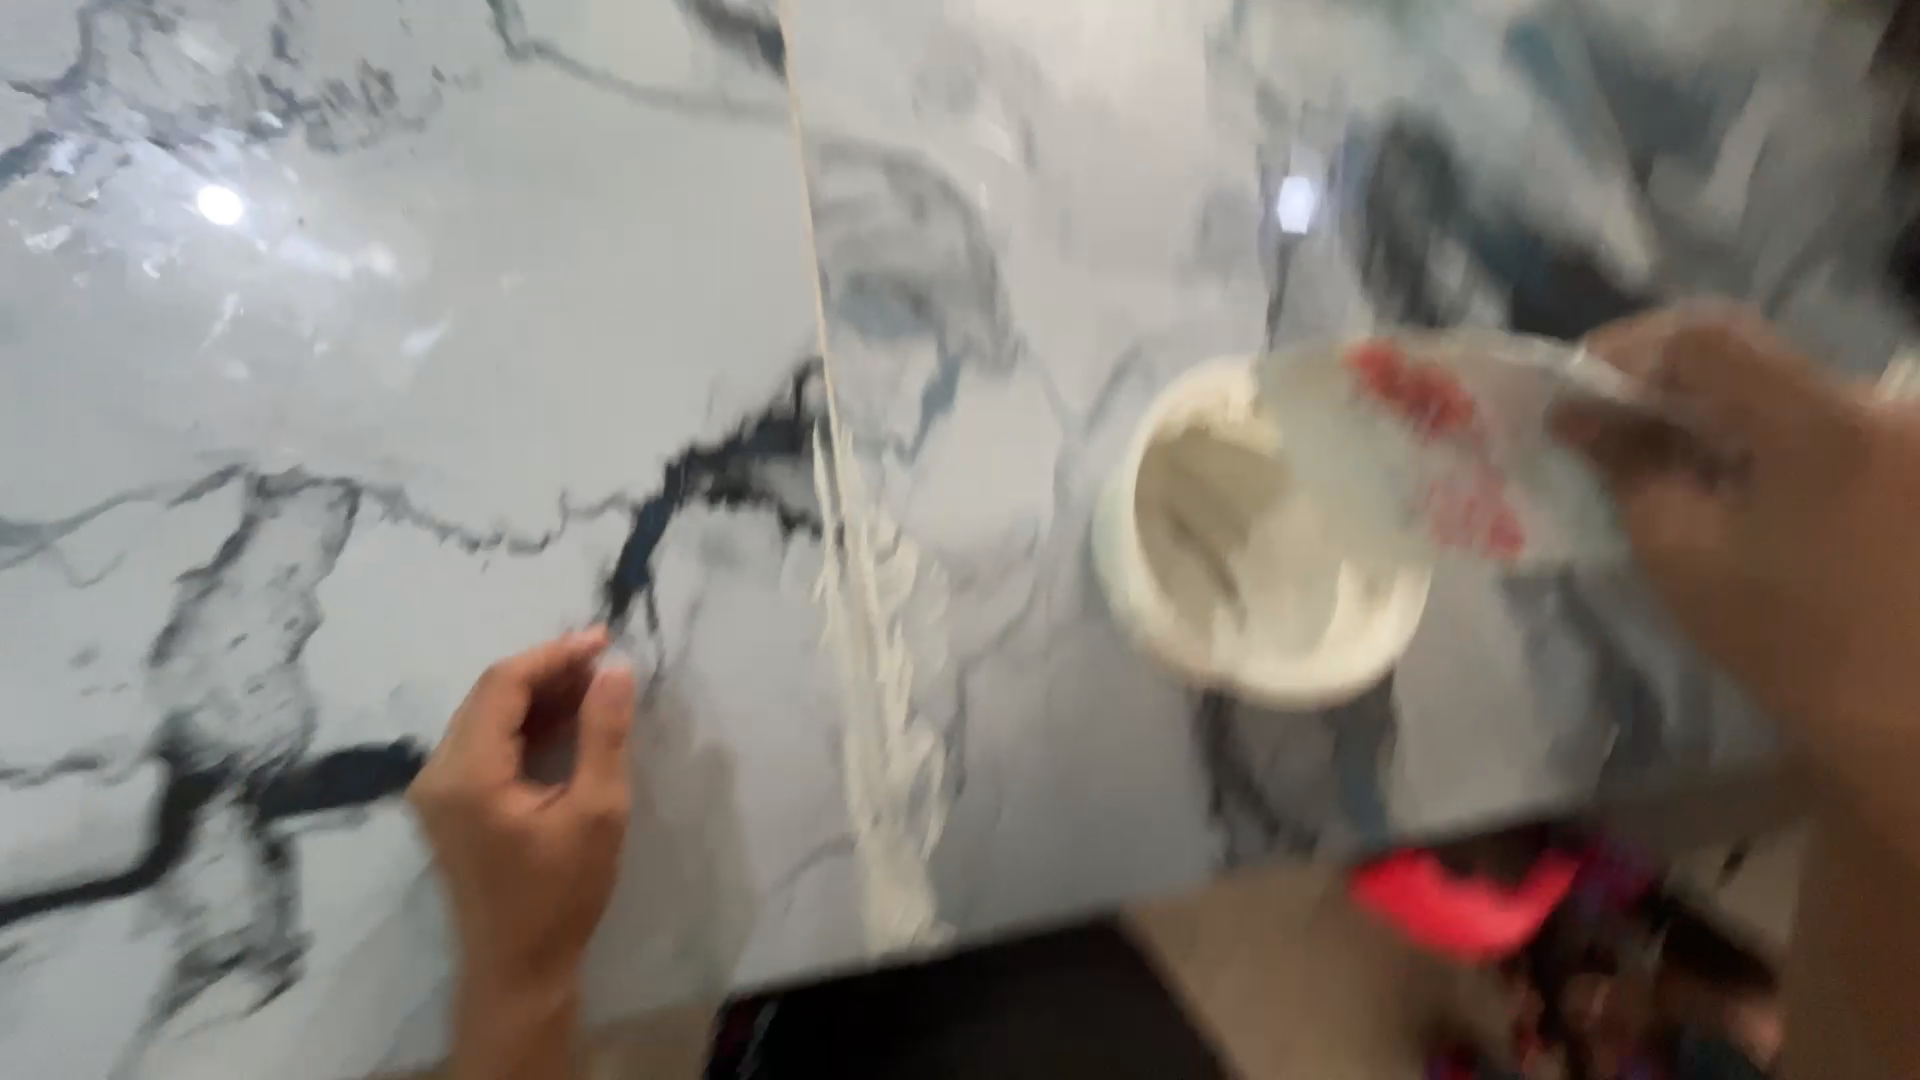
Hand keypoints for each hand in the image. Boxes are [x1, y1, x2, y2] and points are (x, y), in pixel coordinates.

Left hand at [409, 627, 637, 993]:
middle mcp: (438, 774)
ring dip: (542, 694)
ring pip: (489, 715)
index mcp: (467, 774)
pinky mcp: (452, 802)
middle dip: (550, 670)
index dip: (553, 655)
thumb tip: (616, 670)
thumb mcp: (599, 809)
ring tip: (597, 683)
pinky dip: (530, 722)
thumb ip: (605, 734)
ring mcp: (439, 790)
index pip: (502, 686)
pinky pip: (489, 741)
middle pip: (490, 695)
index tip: (604, 640)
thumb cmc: (562, 891)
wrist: (518, 966)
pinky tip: (570, 719)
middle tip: (607, 661)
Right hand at [1556, 307, 1919, 853]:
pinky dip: (1747, 427)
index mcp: (1827, 428)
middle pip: (1746, 355)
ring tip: (1650, 451)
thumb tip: (1575, 413)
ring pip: (1778, 382)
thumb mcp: (1679, 549)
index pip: (1708, 339)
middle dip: (1655, 380)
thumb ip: (1628, 465)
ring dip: (1700, 405)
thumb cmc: (1784, 637)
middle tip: (1599, 422)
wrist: (1911, 712)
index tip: (1574, 390)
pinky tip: (1716, 470)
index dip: (1625, 349)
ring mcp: (1910, 429)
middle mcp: (1888, 406)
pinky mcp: (1915, 454)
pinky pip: (1813, 412)